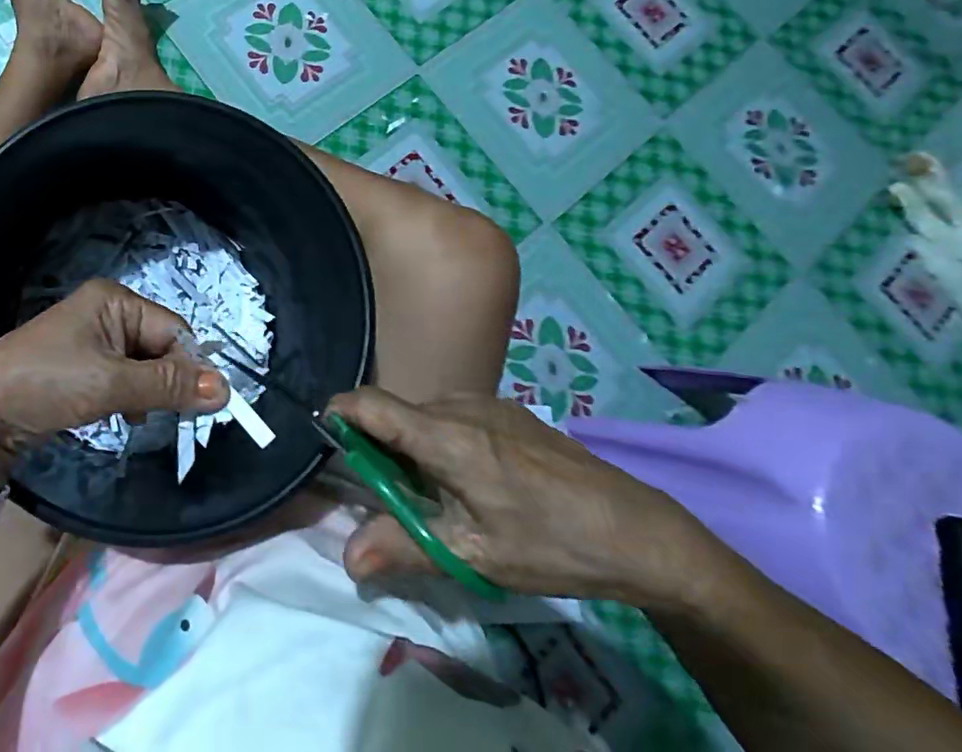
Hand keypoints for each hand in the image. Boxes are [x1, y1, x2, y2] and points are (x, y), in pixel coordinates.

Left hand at [0, 280, 229, 493]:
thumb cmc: (45, 386)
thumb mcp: (112, 385)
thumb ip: (169, 385)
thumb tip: (226, 390)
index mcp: (115, 300)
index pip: (173, 330)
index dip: (187, 366)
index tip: (196, 404)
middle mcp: (107, 312)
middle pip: (161, 347)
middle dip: (165, 382)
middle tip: (161, 414)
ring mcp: (92, 340)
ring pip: (145, 367)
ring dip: (148, 394)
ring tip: (133, 417)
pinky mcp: (82, 367)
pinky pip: (124, 379)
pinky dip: (130, 400)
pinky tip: (121, 419)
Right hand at [328, 387, 725, 611]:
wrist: (637, 530)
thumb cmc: (551, 543)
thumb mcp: (474, 554)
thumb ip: (404, 547)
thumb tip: (347, 558)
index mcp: (446, 436)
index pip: (372, 404)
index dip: (339, 413)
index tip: (323, 437)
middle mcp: (461, 405)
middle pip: (396, 415)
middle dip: (378, 451)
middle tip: (387, 502)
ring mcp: (488, 403)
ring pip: (424, 417)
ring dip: (411, 450)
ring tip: (433, 500)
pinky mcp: (508, 411)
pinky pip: (453, 416)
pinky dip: (440, 443)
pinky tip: (470, 485)